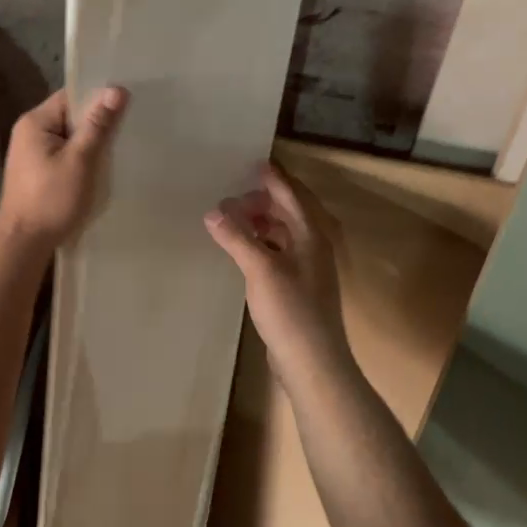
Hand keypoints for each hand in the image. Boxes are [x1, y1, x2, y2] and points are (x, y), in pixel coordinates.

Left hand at [0, 87, 129, 250]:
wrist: (24, 244)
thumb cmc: (51, 200)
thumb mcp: (79, 161)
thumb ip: (97, 125)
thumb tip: (116, 89)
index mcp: (35, 122)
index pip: (71, 96)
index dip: (98, 97)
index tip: (128, 103)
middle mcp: (29, 132)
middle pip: (71, 116)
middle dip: (98, 122)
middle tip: (131, 126)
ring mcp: (32, 153)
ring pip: (70, 137)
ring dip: (91, 143)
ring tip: (122, 147)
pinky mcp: (38, 172)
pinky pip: (65, 155)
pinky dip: (82, 159)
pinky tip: (102, 168)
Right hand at [206, 164, 351, 378]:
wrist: (313, 362)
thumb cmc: (291, 310)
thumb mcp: (260, 268)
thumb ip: (236, 237)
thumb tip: (213, 210)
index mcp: (310, 236)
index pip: (292, 196)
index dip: (273, 179)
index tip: (253, 163)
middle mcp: (313, 248)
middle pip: (289, 213)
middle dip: (263, 200)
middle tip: (233, 196)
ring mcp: (308, 270)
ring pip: (284, 234)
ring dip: (261, 222)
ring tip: (234, 220)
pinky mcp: (298, 288)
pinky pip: (279, 252)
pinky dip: (261, 243)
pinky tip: (243, 251)